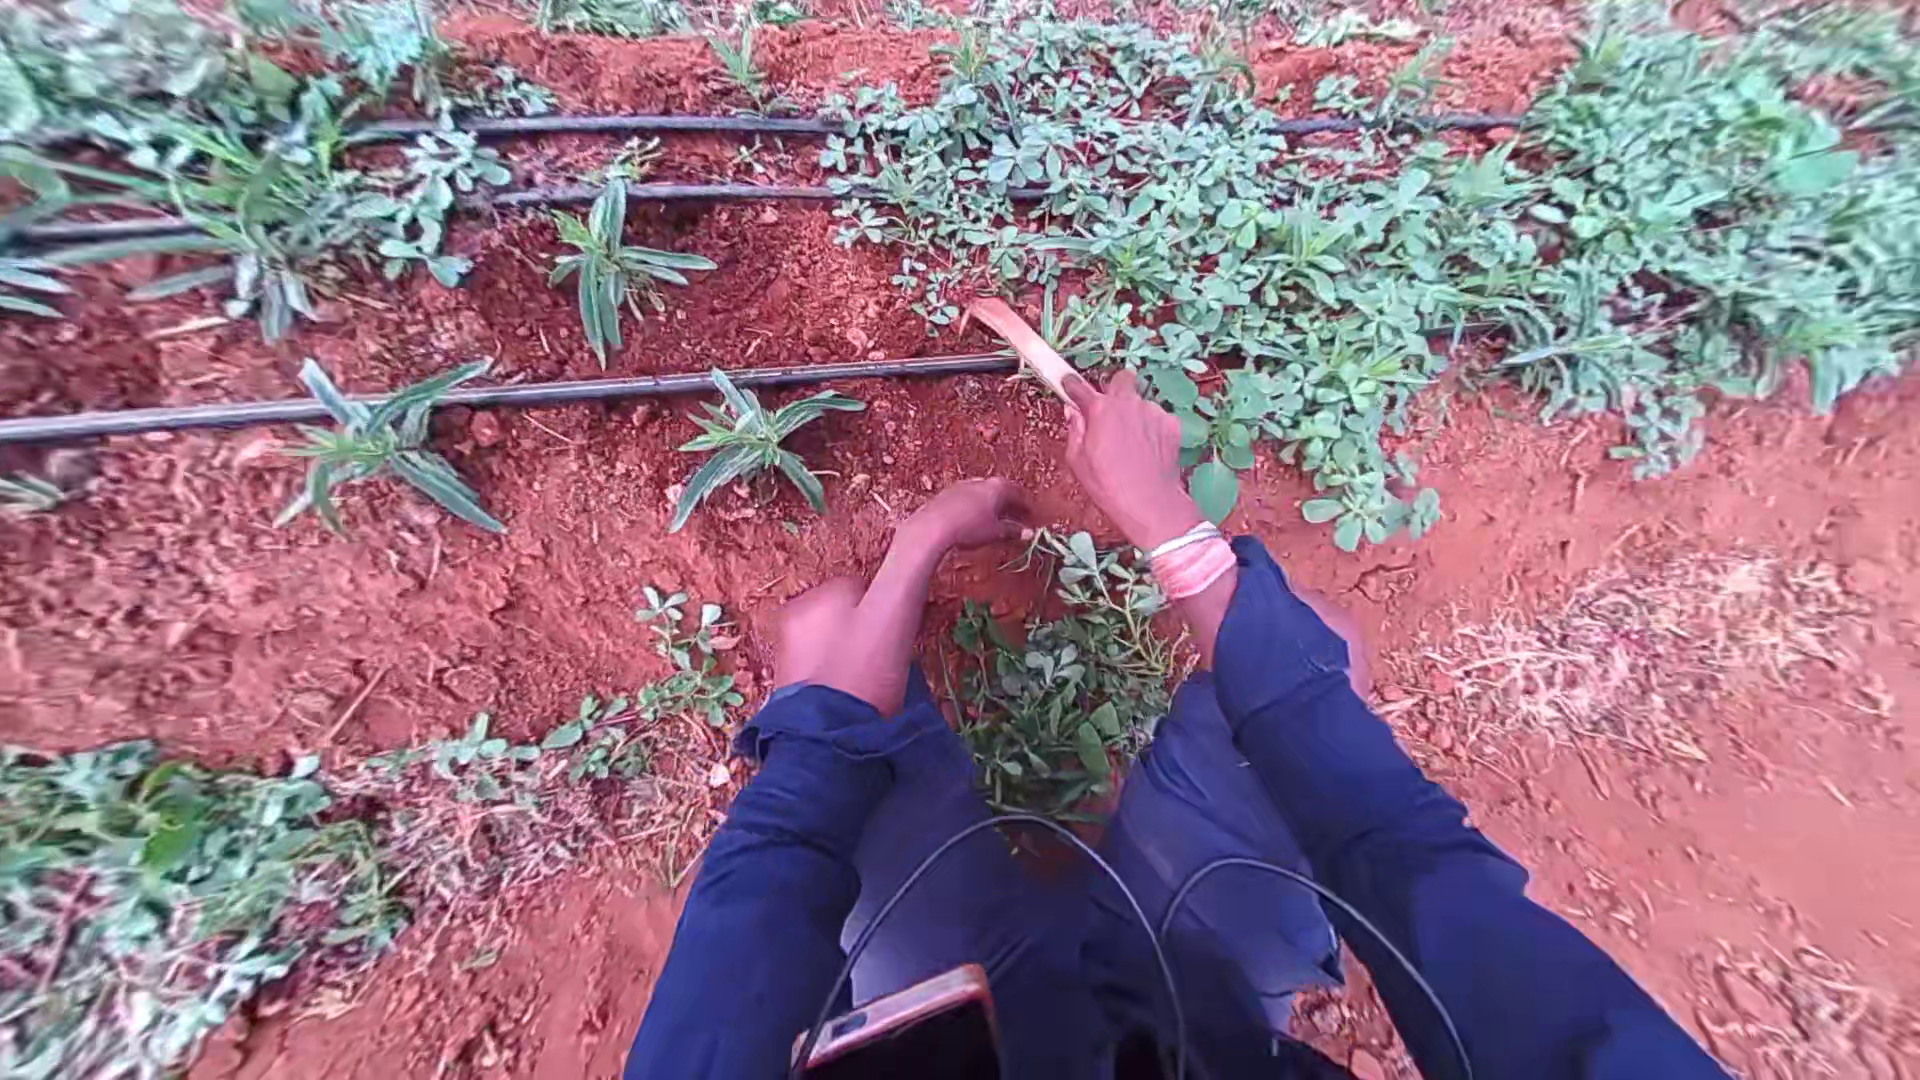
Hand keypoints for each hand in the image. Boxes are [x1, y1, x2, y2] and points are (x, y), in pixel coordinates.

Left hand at [898, 478, 1028, 552]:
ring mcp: (962, 486)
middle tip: (1016, 519)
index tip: (1032, 517)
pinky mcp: (946, 494)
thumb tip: (1028, 533)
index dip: (1027, 507)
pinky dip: (976, 508)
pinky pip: (967, 499)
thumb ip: (1012, 531)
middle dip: (1010, 506)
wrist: (933, 526)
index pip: (1019, 494)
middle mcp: (981, 482)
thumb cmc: (970, 527)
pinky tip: (974, 520)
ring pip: (983, 494)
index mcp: (998, 487)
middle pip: (1001, 492)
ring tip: (996, 521)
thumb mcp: (995, 532)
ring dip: (992, 506)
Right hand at [1063, 369, 1204, 550]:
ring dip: (1133, 414)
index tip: (1068, 385)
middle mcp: (1128, 403)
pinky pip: (1157, 418)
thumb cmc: (1108, 485)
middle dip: (1114, 390)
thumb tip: (1073, 413)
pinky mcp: (1171, 424)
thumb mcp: (1077, 461)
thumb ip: (1074, 430)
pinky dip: (1151, 428)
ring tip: (1129, 443)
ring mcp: (1153, 411)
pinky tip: (1145, 450)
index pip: (1080, 387)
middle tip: (1108, 412)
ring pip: (1141, 402)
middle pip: (1121, 379)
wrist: (1149, 502)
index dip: (1072, 385)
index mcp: (1100, 410)